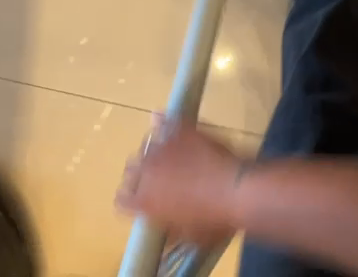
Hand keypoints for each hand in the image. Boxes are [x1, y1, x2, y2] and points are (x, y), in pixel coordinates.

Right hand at [116, 116, 247, 244]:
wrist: (235, 190)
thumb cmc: (212, 221)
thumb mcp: (187, 236)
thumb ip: (166, 228)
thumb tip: (161, 228)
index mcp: (144, 200)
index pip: (121, 199)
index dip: (130, 200)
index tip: (139, 201)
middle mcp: (146, 170)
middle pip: (131, 169)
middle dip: (140, 174)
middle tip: (156, 180)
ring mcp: (162, 146)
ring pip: (146, 145)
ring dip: (153, 151)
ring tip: (166, 155)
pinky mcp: (178, 129)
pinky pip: (164, 122)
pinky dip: (165, 124)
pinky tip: (169, 128)